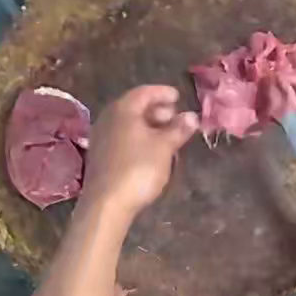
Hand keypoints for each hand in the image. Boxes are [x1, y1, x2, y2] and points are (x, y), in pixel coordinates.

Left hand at [80, 86, 199, 216]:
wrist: (108, 202)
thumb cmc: (138, 169)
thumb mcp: (164, 147)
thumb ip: (178, 129)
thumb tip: (192, 116)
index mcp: (123, 111)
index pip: (144, 93)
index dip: (162, 93)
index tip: (178, 96)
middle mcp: (109, 119)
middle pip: (135, 107)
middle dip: (158, 110)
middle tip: (176, 117)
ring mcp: (104, 138)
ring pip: (130, 124)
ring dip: (150, 126)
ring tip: (169, 135)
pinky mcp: (103, 156)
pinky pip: (125, 138)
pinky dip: (141, 138)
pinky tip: (153, 150)